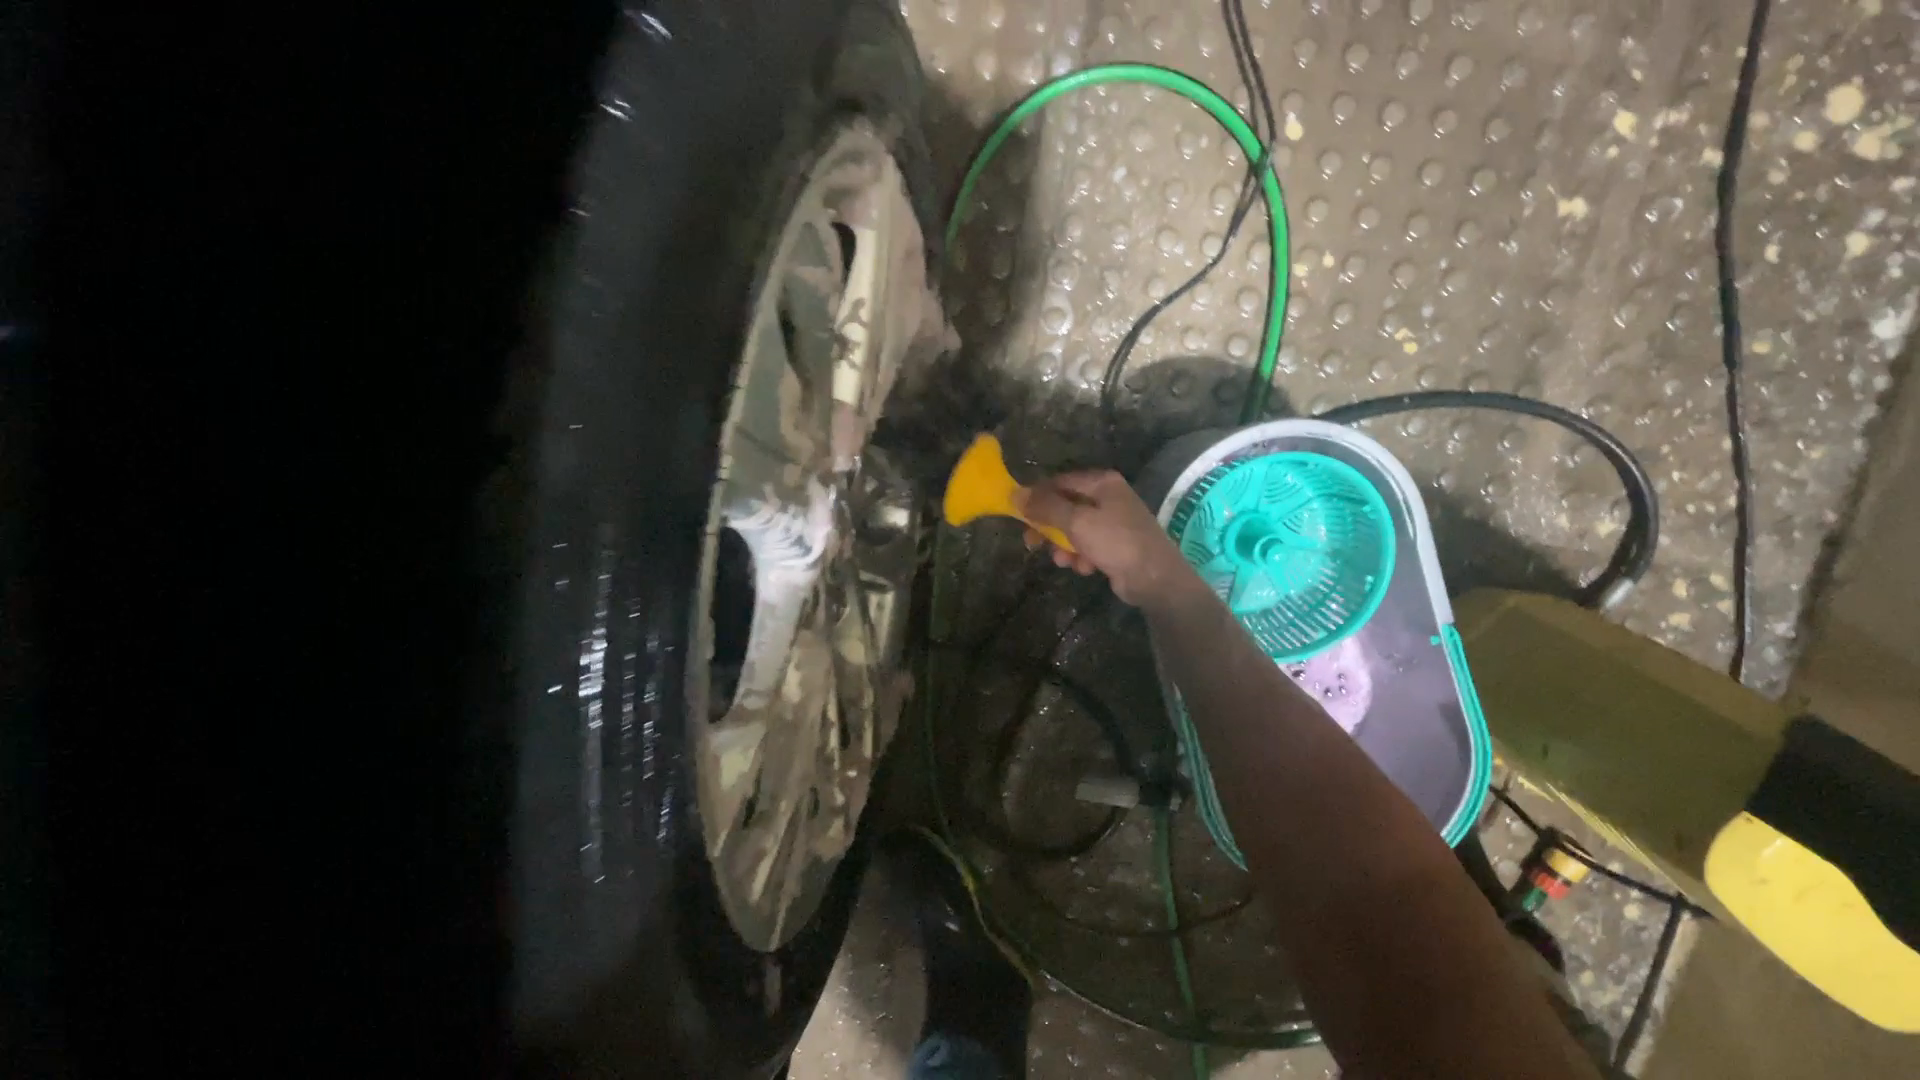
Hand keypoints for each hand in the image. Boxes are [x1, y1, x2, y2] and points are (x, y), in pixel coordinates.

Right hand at [1012, 471, 1203, 610]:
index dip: (1038, 497)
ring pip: (1074, 529)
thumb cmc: (1115, 541)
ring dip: (1064, 546)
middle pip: (1065, 507)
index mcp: (1102, 482)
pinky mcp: (1114, 545)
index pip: (1059, 482)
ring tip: (1065, 561)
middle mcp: (1108, 497)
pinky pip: (1087, 546)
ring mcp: (1112, 522)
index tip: (1020, 514)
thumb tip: (1015, 494)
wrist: (1154, 577)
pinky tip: (1086, 568)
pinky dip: (1081, 556)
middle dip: (1049, 527)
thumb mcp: (1076, 522)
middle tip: (1031, 543)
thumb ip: (1045, 507)